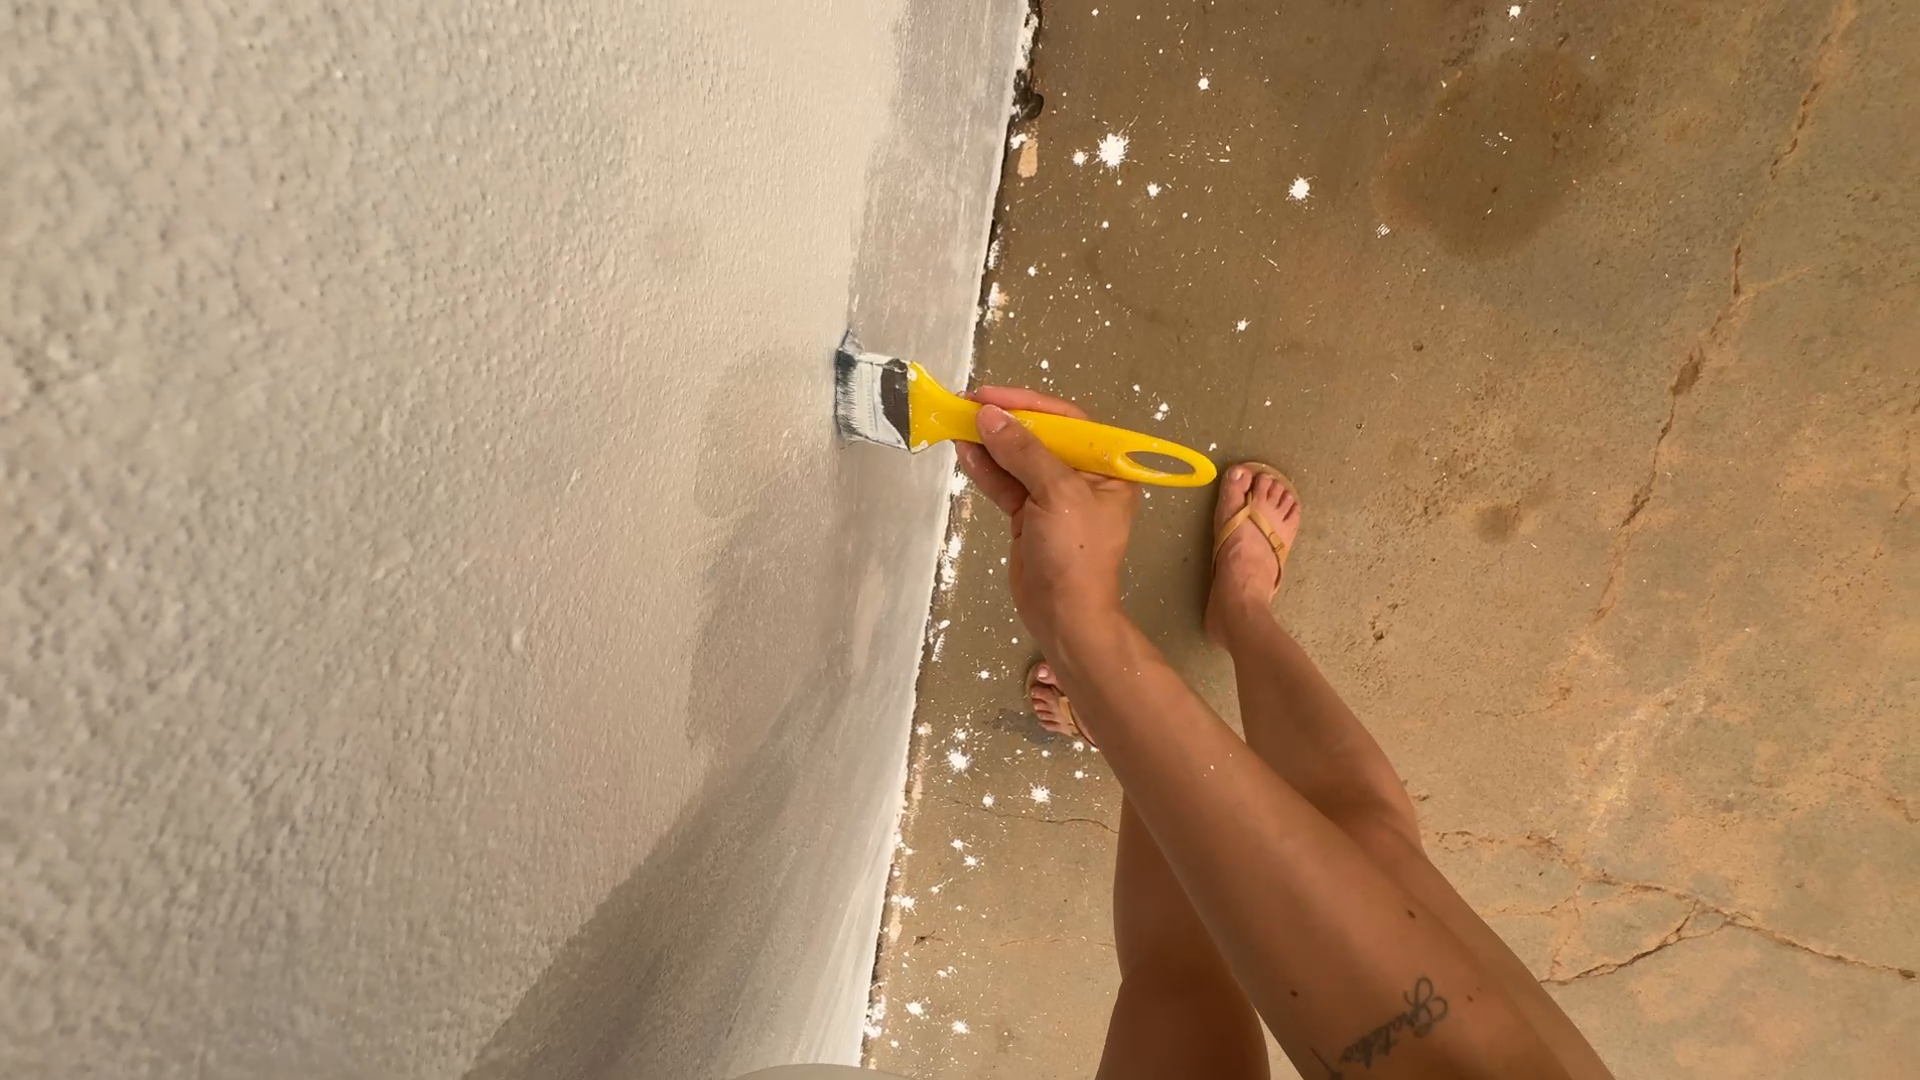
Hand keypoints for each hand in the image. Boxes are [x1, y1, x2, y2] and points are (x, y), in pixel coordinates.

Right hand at [954, 386, 1138, 649]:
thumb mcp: (1056, 494)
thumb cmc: (1074, 553)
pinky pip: (1007, 485)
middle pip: (1040, 438)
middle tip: (967, 405)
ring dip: (989, 444)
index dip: (1028, 405)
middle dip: (1004, 422)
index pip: (1067, 422)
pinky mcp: (1029, 517)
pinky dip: (986, 470)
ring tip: (957, 425)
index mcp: (1105, 468)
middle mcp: (1082, 478)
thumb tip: (988, 415)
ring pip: (1018, 461)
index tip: (990, 396)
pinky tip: (964, 453)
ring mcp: (1053, 499)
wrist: (1064, 615)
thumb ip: (1023, 452)